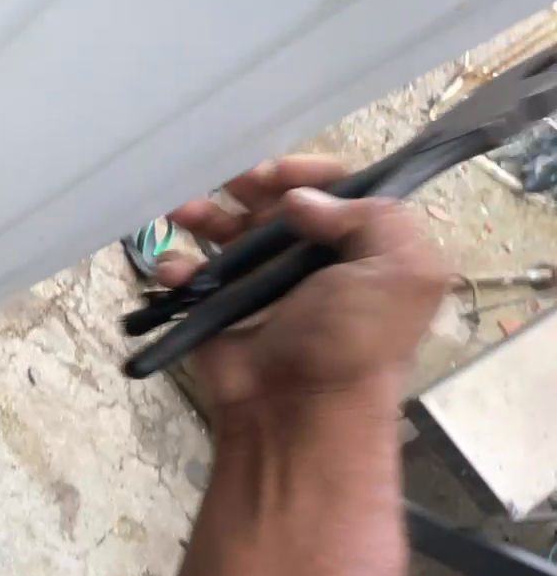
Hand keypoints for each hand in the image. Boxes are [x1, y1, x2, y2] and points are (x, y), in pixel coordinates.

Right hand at [154, 155, 447, 415]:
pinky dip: (175, 266)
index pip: (339, 190)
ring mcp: (256, 282)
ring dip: (199, 216)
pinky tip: (174, 273)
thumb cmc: (352, 337)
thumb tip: (298, 200)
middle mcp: (309, 259)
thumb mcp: (401, 271)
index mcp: (362, 246)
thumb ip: (371, 218)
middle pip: (273, 204)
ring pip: (223, 230)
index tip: (276, 172)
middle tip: (223, 182)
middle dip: (246, 187)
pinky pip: (187, 272)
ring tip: (179, 213)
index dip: (309, 172)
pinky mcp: (212, 304)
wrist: (293, 403)